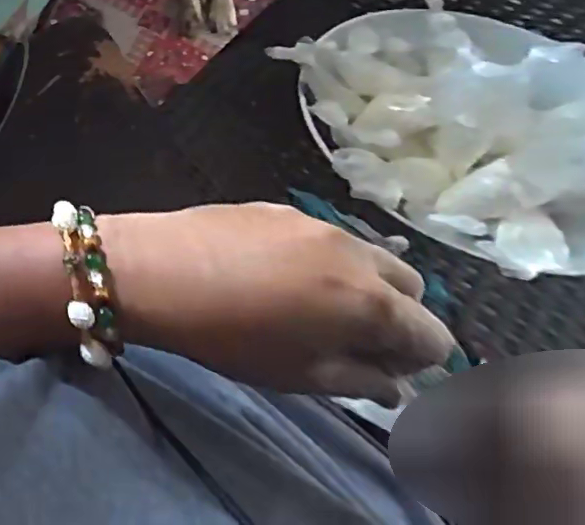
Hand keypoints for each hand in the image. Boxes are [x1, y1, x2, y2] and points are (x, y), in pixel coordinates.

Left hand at [101, 202, 456, 405]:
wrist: (151, 268)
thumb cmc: (226, 331)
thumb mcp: (302, 375)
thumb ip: (362, 380)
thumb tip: (392, 380)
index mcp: (371, 300)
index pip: (434, 336)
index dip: (414, 360)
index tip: (376, 368)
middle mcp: (350, 250)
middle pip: (406, 285)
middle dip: (394, 313)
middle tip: (346, 334)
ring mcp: (307, 220)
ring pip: (361, 253)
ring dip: (356, 280)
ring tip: (307, 300)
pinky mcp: (268, 204)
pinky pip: (315, 234)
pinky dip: (316, 255)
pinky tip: (272, 270)